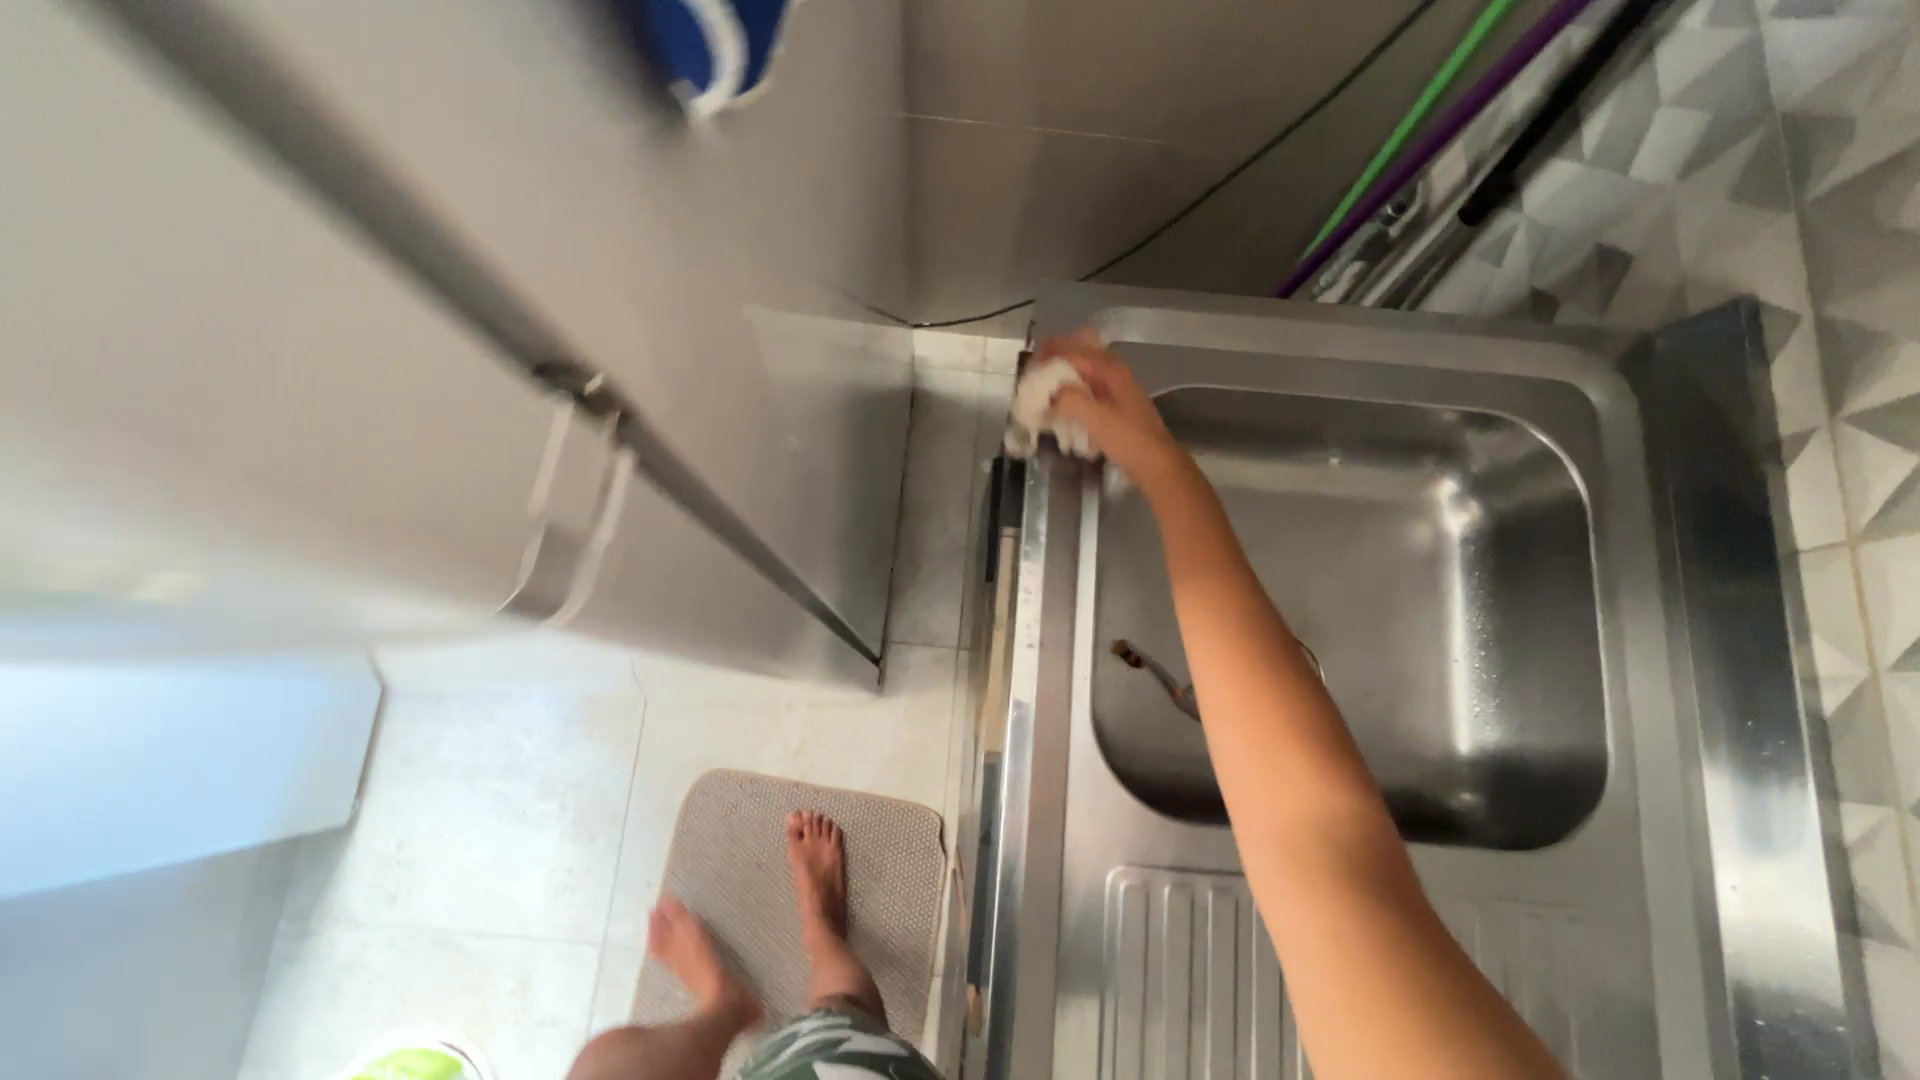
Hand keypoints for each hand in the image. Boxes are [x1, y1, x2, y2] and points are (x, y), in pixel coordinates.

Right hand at [1042, 328, 1190, 490]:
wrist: (1157, 463)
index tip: (1027, 377)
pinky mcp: (1115, 403)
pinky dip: (1071, 394)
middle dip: (1052, 365)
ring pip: (1080, 371)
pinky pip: (1086, 388)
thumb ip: (1069, 399)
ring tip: (1042, 397)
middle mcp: (1112, 370)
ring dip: (1061, 380)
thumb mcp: (1095, 419)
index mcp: (1108, 367)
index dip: (1044, 358)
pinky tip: (1061, 411)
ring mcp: (1115, 386)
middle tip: (1033, 385)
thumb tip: (1048, 393)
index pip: (1068, 348)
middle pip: (1075, 353)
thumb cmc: (1128, 439)